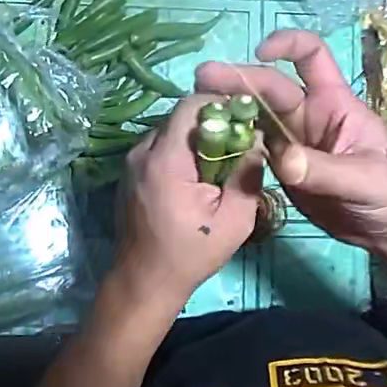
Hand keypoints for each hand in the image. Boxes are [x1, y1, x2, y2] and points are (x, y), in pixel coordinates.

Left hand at [107, 93, 263, 312]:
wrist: (144, 282)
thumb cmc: (191, 253)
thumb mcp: (235, 221)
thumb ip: (248, 177)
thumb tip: (256, 143)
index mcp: (166, 159)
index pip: (191, 105)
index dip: (221, 104)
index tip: (244, 118)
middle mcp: (142, 151)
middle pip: (181, 115)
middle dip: (211, 122)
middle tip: (237, 141)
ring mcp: (131, 161)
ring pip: (171, 130)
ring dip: (196, 138)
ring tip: (219, 162)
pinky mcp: (130, 172)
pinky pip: (161, 147)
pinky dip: (181, 152)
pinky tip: (197, 177)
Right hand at [195, 30, 386, 251]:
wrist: (386, 232)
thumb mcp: (366, 180)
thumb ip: (326, 170)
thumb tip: (283, 160)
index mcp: (335, 103)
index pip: (312, 56)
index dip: (288, 45)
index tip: (260, 52)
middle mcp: (309, 115)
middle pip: (271, 87)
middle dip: (239, 79)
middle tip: (201, 80)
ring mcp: (293, 141)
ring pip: (256, 117)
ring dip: (228, 110)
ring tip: (196, 111)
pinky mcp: (282, 167)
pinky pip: (252, 148)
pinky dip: (232, 144)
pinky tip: (210, 145)